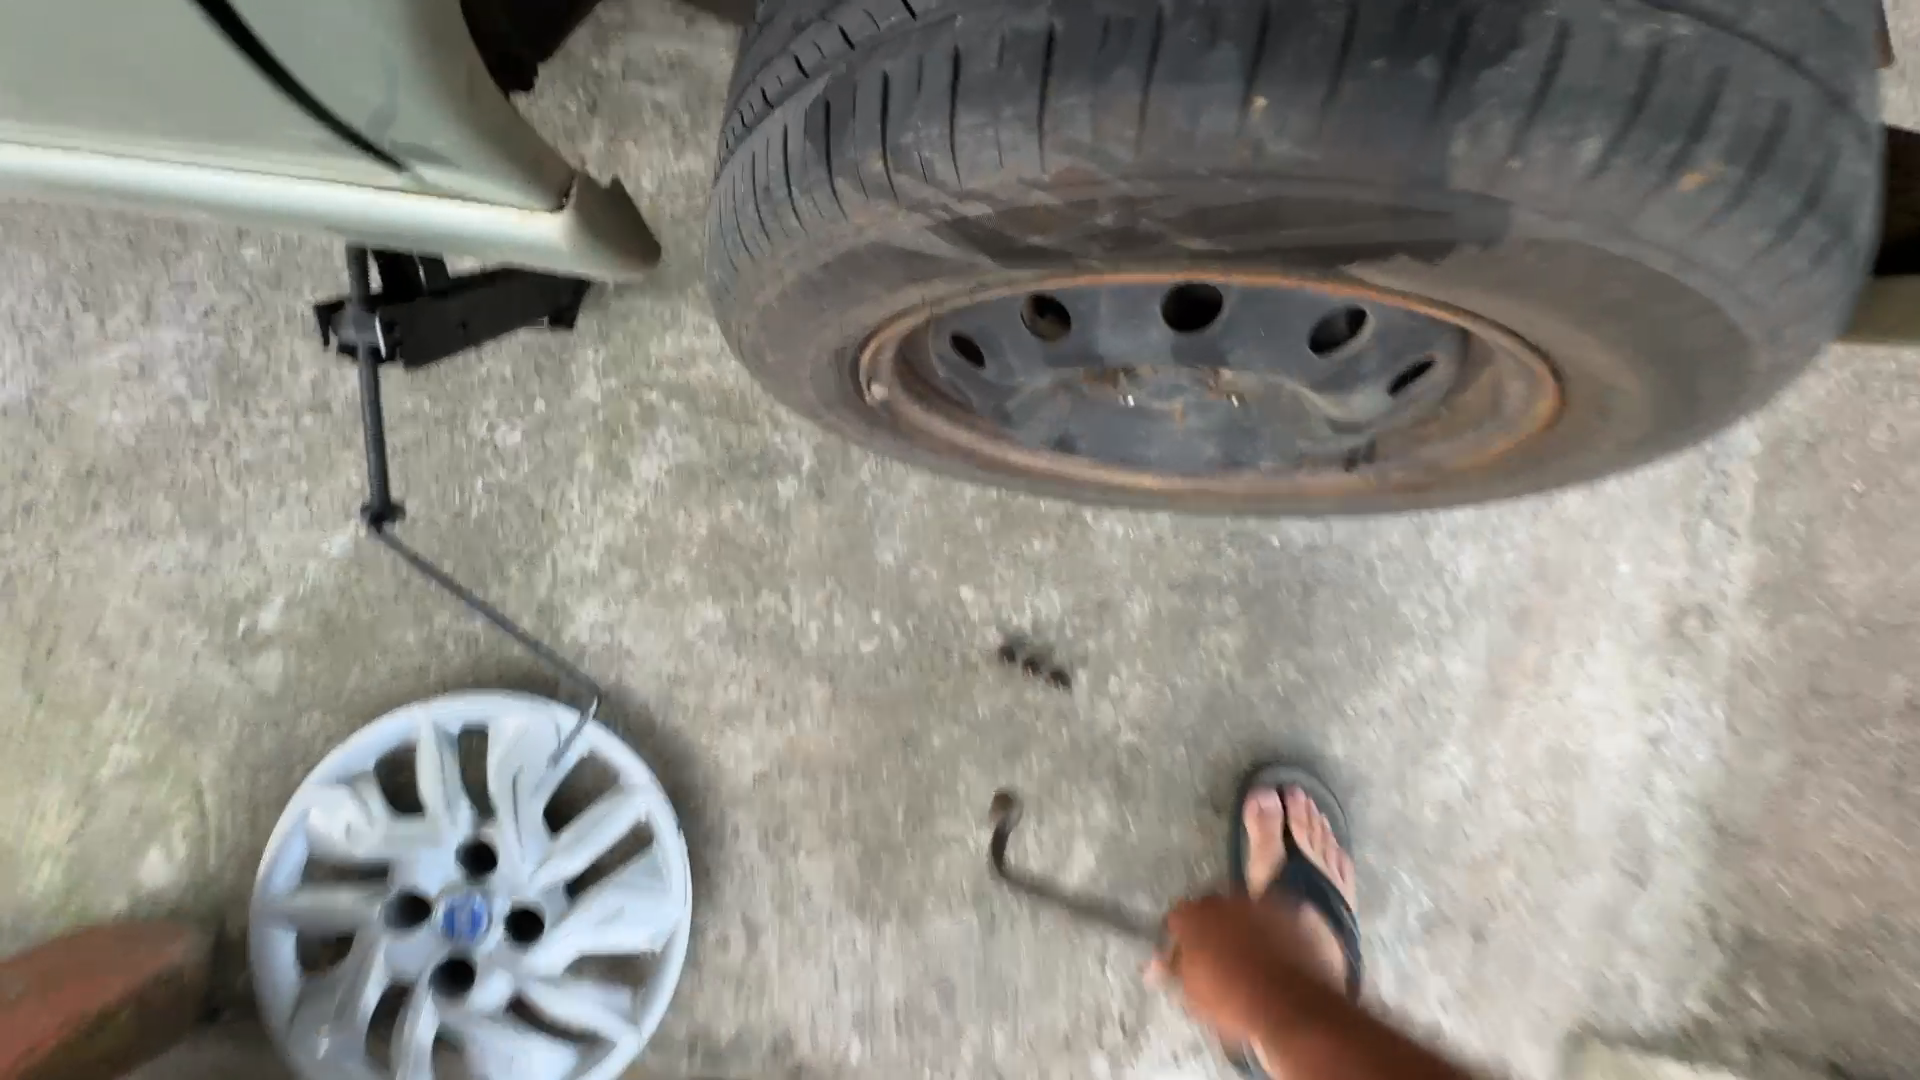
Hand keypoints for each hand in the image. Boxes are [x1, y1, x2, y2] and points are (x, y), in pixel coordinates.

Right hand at [1148, 893, 1320, 1042]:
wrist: (1292, 1005)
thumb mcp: (1193, 994)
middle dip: (1210, 927)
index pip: (1175, 918)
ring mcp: (1256, 902)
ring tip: (1248, 955)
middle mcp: (1221, 899)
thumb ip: (1172, 971)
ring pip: (1241, 911)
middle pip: (1209, 909)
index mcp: (1191, 915)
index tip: (1184, 957)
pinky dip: (1270, 930)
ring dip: (1240, 926)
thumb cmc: (1233, 1001)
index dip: (1179, 938)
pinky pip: (1272, 917)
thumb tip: (1154, 964)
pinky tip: (1274, 952)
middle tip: (1217, 957)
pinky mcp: (1288, 910)